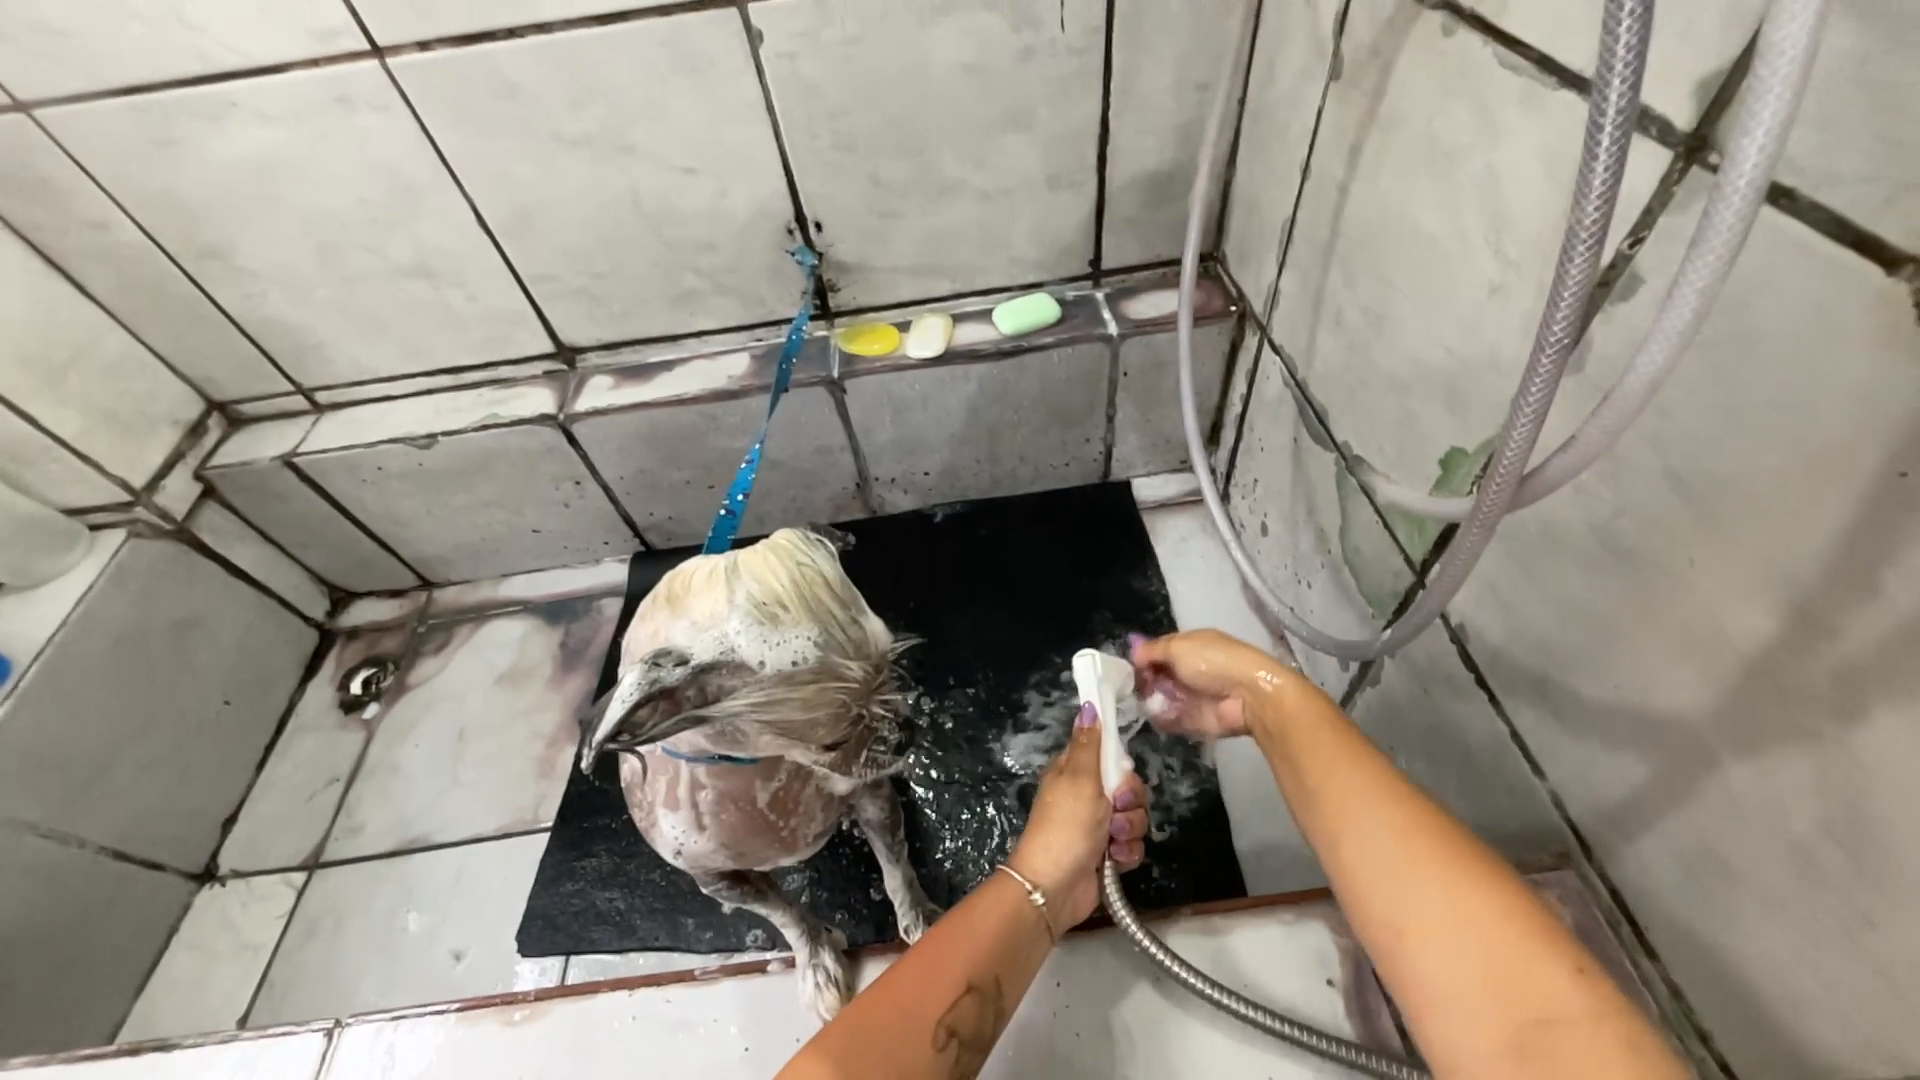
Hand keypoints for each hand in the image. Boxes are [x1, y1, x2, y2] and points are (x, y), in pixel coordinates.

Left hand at [1007, 703, 1149, 934]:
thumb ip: (1089, 743)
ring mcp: (1097, 825)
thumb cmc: (1065, 826)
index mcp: (1074, 771)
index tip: (1121, 773)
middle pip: (1128, 785)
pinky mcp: (1108, 853)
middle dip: (1131, 800)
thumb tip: (1089, 705)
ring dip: (1130, 829)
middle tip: (1117, 808)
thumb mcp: (1078, 778)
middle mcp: (1086, 795)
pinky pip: (1132, 844)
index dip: (1120, 762)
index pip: (1107, 752)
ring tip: (1113, 840)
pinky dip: (1127, 852)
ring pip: (1135, 816)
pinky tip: (1115, 860)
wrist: (1055, 887)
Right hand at [1127, 629, 1295, 739]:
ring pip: (1159, 698)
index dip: (1142, 658)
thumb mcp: (1177, 646)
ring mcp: (1190, 696)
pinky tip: (1156, 714)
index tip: (1131, 668)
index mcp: (1188, 646)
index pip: (1157, 651)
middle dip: (1143, 681)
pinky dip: (1160, 718)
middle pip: (1155, 676)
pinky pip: (1169, 719)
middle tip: (1137, 687)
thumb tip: (1133, 653)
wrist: (1248, 695)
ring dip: (1150, 700)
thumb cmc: (1212, 662)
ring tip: (1147, 701)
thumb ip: (1151, 650)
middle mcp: (1188, 670)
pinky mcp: (1193, 719)